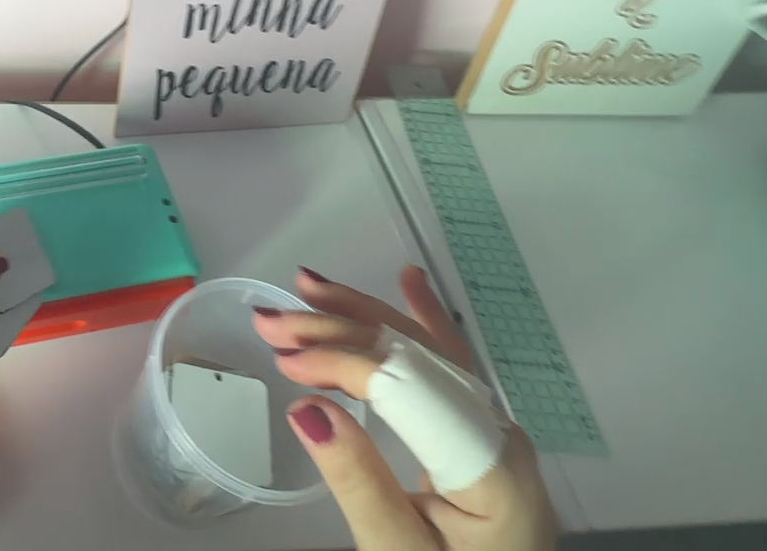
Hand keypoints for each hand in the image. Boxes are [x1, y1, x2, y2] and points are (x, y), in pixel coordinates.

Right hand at [253, 266, 557, 550]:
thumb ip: (360, 485)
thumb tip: (305, 407)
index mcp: (490, 468)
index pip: (406, 389)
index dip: (341, 361)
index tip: (282, 359)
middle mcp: (497, 432)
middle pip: (412, 356)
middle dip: (335, 328)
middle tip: (269, 319)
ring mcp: (490, 426)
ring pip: (422, 348)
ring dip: (358, 315)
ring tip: (305, 286)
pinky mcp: (475, 428)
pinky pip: (444, 361)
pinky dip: (417, 319)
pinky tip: (407, 281)